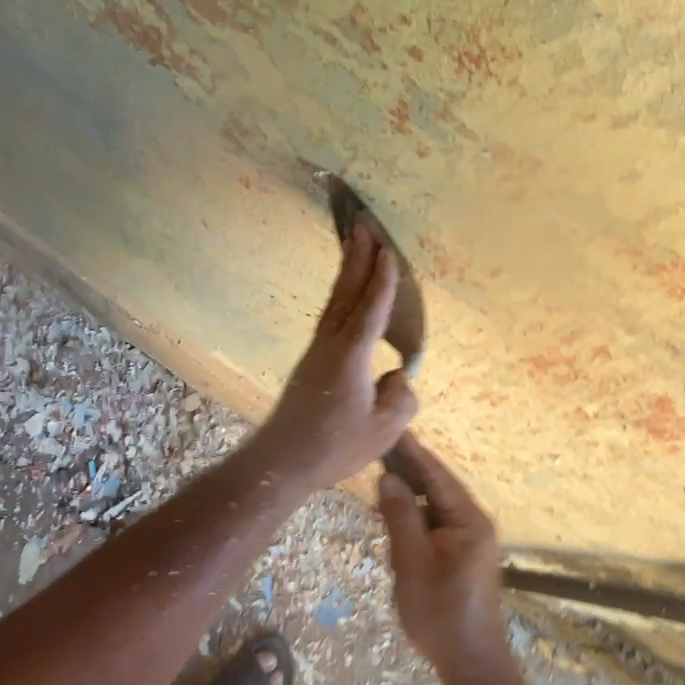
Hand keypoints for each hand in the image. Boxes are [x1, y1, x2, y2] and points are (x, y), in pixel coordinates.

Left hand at [249, 223, 418, 490]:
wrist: (283, 460)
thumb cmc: (335, 446)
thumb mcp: (385, 429)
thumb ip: (401, 397)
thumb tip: (394, 375)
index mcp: (351, 353)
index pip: (372, 307)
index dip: (383, 279)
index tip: (388, 250)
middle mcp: (331, 342)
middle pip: (347, 291)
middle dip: (358, 257)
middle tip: (364, 224)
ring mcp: (317, 349)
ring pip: (336, 300)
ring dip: (347, 271)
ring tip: (354, 245)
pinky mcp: (311, 360)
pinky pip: (332, 314)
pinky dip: (342, 294)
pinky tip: (347, 296)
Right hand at [378, 434, 509, 670]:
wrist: (471, 661)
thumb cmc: (442, 612)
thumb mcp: (413, 562)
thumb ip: (400, 516)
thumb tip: (388, 477)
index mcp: (468, 518)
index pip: (435, 473)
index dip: (411, 449)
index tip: (390, 424)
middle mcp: (473, 521)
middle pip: (436, 483)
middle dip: (407, 464)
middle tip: (377, 441)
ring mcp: (468, 537)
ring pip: (434, 501)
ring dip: (409, 486)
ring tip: (380, 463)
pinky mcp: (460, 552)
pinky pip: (434, 519)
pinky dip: (414, 508)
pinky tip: (393, 502)